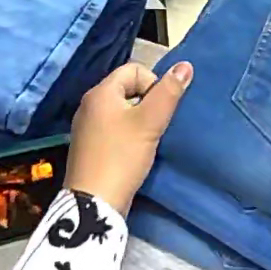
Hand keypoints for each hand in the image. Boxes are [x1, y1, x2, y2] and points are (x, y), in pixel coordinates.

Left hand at [64, 61, 192, 215]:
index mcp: (101, 92)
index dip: (153, 83)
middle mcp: (89, 104)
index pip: (134, 69)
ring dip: (138, 119)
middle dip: (147, 102)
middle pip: (127, 88)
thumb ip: (169, 92)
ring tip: (148, 138)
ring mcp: (86, 126)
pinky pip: (113, 127)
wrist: (94, 204)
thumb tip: (185, 65)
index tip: (160, 110)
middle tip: (156, 125)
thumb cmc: (122, 156)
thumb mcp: (150, 122)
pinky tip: (134, 150)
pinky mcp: (88, 146)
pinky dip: (127, 133)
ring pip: (121, 109)